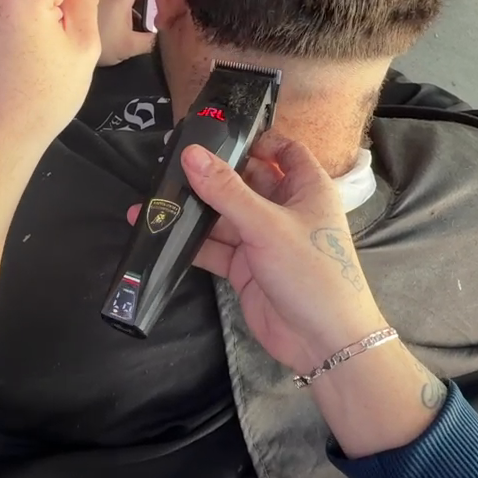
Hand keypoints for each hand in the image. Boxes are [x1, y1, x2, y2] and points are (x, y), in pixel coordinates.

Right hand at [177, 133, 390, 375]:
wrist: (323, 342)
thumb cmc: (310, 271)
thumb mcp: (266, 225)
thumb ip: (225, 191)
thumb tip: (190, 154)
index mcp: (306, 189)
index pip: (285, 151)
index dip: (256, 141)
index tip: (218, 136)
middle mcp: (284, 210)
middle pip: (245, 182)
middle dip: (212, 176)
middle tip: (169, 163)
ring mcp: (263, 240)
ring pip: (224, 216)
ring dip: (194, 210)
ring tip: (154, 199)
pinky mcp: (245, 267)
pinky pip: (215, 247)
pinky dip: (191, 242)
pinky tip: (160, 233)